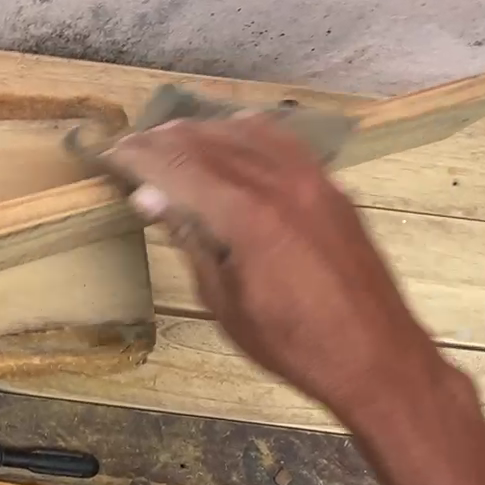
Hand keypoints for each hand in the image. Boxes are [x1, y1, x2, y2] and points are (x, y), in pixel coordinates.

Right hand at [108, 115, 444, 424]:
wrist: (373, 354)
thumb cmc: (288, 342)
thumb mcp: (221, 300)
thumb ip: (190, 239)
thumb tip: (150, 198)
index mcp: (246, 217)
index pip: (177, 166)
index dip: (138, 157)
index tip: (110, 157)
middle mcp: (280, 183)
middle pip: (206, 140)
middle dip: (160, 140)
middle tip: (128, 150)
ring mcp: (311, 178)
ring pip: (243, 130)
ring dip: (199, 132)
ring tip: (167, 143)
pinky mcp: (329, 185)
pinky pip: (280, 139)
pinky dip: (243, 132)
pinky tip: (227, 141)